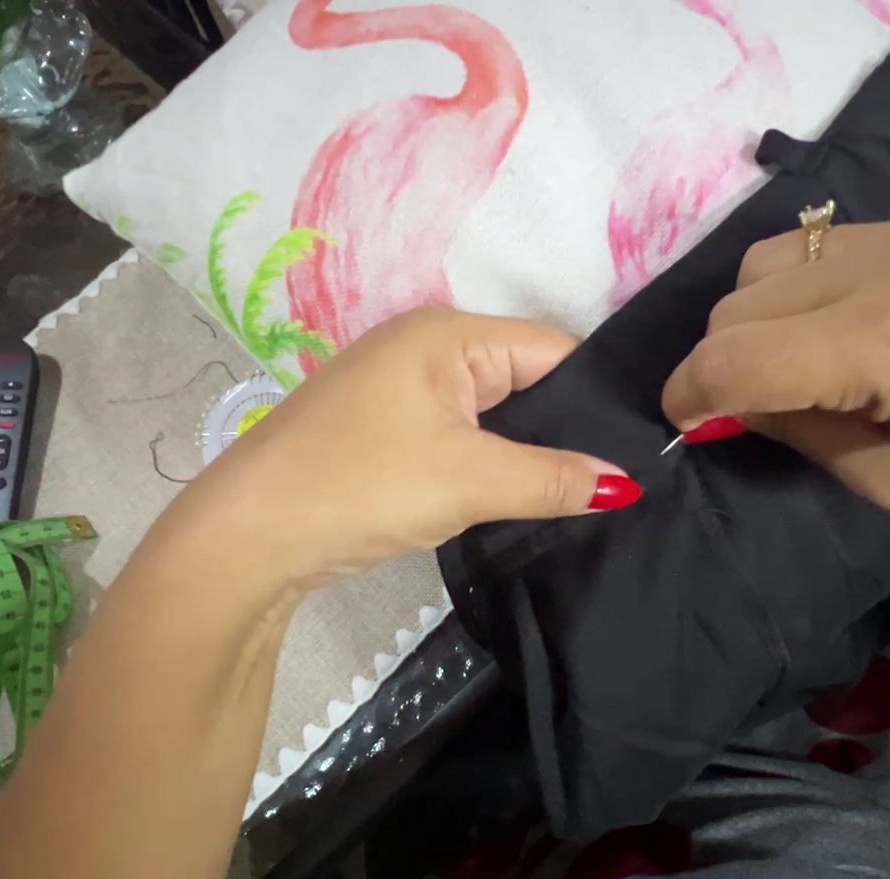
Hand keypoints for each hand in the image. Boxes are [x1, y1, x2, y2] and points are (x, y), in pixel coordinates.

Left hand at [162, 307, 638, 589]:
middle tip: (611, 481)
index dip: (595, 399)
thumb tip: (623, 483)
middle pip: (522, 378)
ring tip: (576, 493)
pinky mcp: (385, 429)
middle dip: (562, 429)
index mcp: (448, 333)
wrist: (252, 534)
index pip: (551, 350)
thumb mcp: (469, 481)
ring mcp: (400, 388)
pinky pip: (458, 435)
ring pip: (490, 412)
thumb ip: (552, 479)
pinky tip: (514, 495)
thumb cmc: (364, 485)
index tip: (637, 449)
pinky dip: (487, 462)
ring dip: (524, 451)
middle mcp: (425, 346)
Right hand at [661, 218, 889, 519]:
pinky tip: (822, 325)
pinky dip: (793, 288)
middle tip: (735, 406)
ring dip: (749, 317)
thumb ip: (795, 430)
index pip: (738, 357)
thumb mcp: (887, 480)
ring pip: (766, 261)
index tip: (679, 423)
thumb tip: (730, 402)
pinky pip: (817, 244)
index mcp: (888, 345)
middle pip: (739, 302)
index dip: (689, 394)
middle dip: (717, 361)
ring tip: (780, 361)